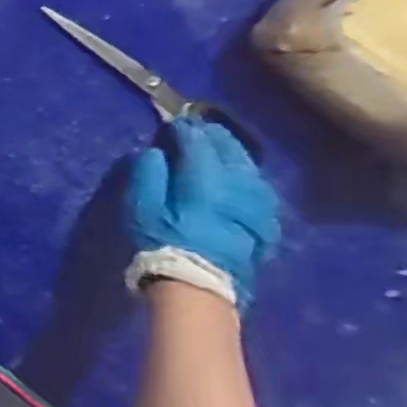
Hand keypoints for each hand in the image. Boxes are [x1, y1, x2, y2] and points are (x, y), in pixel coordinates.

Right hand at [124, 117, 279, 309]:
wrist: (200, 285)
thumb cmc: (162, 243)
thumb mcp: (141, 208)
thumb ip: (147, 176)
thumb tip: (153, 152)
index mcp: (206, 181)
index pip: (199, 145)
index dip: (186, 130)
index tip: (175, 121)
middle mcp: (240, 187)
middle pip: (232, 151)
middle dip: (215, 135)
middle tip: (199, 125)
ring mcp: (258, 204)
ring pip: (250, 167)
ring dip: (234, 153)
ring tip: (220, 145)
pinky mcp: (266, 220)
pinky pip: (258, 186)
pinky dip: (246, 173)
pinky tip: (238, 175)